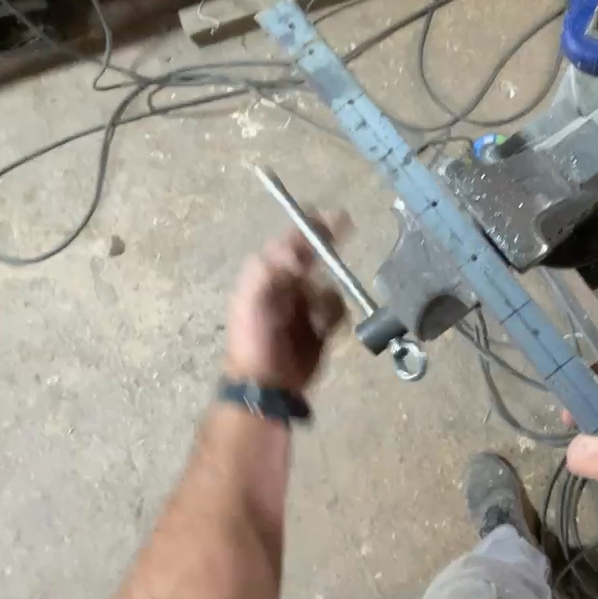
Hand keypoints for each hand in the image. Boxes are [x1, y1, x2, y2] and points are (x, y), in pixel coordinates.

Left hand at [223, 219, 349, 395]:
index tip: (328, 215)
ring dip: (327, 301)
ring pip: (330, 287)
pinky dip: (335, 319)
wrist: (267, 384)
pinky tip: (324, 331)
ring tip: (316, 321)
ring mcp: (306, 305)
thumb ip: (269, 271)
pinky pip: (339, 311)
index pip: (289, 244)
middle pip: (314, 257)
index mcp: (267, 277)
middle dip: (328, 245)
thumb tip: (294, 253)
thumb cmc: (253, 341)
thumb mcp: (252, 303)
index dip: (308, 228)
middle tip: (345, 226)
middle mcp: (287, 286)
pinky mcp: (322, 325)